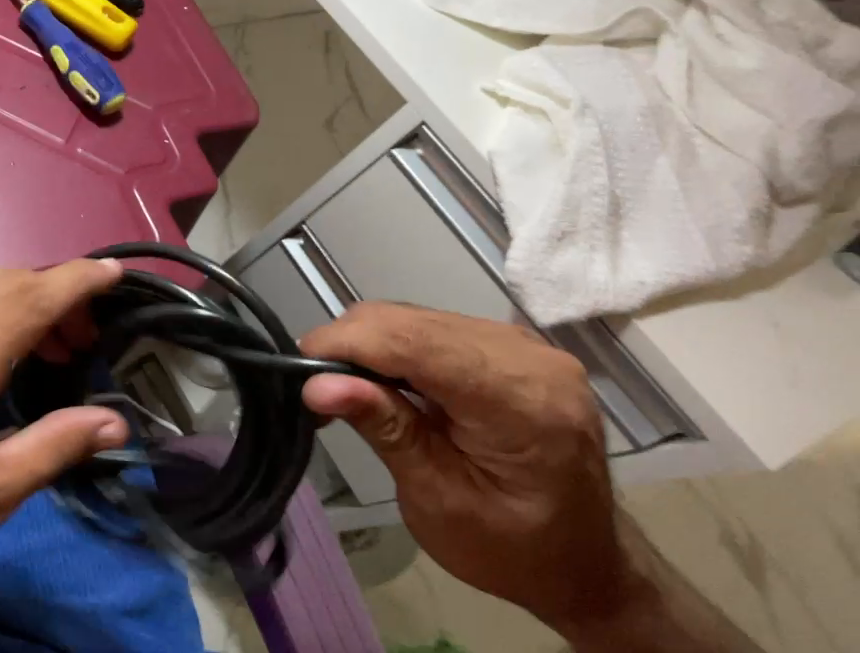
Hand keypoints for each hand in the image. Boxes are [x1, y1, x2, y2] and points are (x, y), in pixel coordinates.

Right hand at [299, 303, 640, 633]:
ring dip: (368, 345)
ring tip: (347, 390)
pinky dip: (393, 347)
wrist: (584, 565)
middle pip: (409, 321)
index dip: (347, 343)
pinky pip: (431, 325)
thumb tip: (316, 385)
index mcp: (523, 402)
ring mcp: (523, 346)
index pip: (416, 343)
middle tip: (318, 390)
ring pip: (413, 316)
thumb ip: (384, 430)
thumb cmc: (511, 549)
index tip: (297, 367)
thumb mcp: (437, 500)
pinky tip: (385, 383)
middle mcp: (529, 358)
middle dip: (351, 345)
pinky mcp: (510, 346)